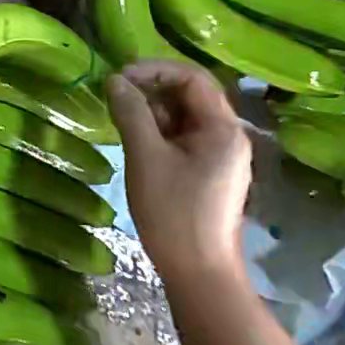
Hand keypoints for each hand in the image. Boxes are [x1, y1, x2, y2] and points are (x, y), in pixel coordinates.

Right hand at [106, 58, 251, 280]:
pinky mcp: (210, 172)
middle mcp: (229, 135)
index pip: (192, 77)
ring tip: (122, 119)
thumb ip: (131, 113)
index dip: (155, 69)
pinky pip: (185, 138)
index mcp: (223, 128)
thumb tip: (115, 80)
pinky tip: (137, 141)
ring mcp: (221, 155)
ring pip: (185, 117)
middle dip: (152, 90)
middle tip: (116, 97)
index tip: (121, 77)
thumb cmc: (173, 213)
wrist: (199, 275)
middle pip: (190, 95)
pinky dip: (160, 132)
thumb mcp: (145, 157)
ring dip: (154, 112)